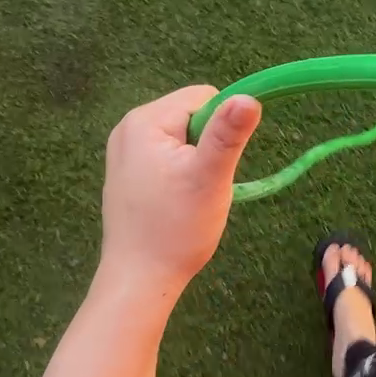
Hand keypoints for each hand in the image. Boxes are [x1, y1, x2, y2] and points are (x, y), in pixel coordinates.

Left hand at [100, 85, 261, 295]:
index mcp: (145, 120)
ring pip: (185, 136)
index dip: (222, 128)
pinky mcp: (128, 171)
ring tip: (190, 193)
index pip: (205, 98)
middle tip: (203, 183)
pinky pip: (169, 153)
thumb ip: (228, 134)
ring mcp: (125, 150)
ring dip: (198, 160)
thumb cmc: (177, 228)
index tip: (215, 165)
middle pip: (193, 115)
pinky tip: (177, 200)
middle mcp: (128, 127)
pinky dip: (183, 171)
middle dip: (209, 145)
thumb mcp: (211, 177)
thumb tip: (250, 96)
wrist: (140, 280)